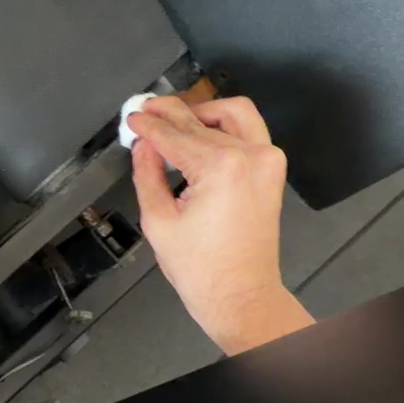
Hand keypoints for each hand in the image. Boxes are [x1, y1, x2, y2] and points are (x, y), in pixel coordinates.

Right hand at [126, 96, 309, 352]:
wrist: (238, 292)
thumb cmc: (201, 267)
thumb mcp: (158, 220)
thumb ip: (148, 175)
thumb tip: (143, 147)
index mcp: (221, 167)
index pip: (175, 136)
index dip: (149, 126)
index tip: (133, 117)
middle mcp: (250, 155)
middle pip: (202, 121)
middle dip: (171, 115)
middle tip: (147, 110)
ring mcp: (266, 160)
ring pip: (233, 114)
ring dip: (201, 112)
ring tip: (173, 119)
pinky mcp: (271, 169)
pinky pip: (248, 131)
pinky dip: (222, 127)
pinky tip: (199, 135)